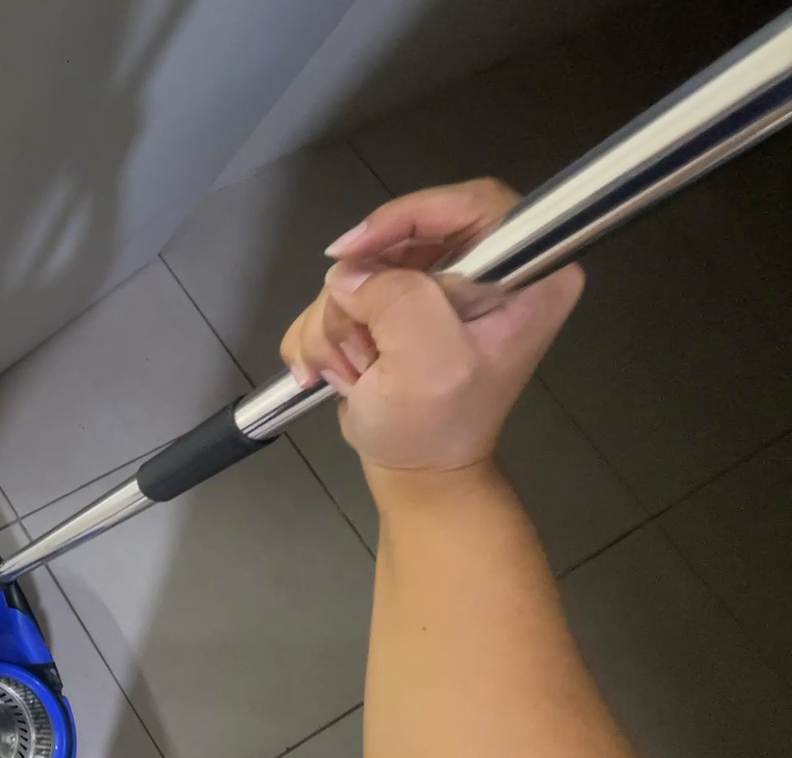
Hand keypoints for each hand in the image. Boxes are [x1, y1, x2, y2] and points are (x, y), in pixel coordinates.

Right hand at [279, 178, 584, 472]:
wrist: (412, 469)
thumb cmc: (433, 426)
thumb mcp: (429, 364)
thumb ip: (398, 303)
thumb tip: (347, 275)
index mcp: (522, 275)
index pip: (468, 205)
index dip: (404, 218)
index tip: (349, 252)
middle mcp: (476, 275)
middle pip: (391, 247)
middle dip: (354, 303)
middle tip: (358, 352)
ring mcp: (425, 296)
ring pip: (349, 281)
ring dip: (332, 331)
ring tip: (350, 374)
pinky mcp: (386, 316)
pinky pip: (329, 306)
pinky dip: (318, 342)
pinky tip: (332, 373)